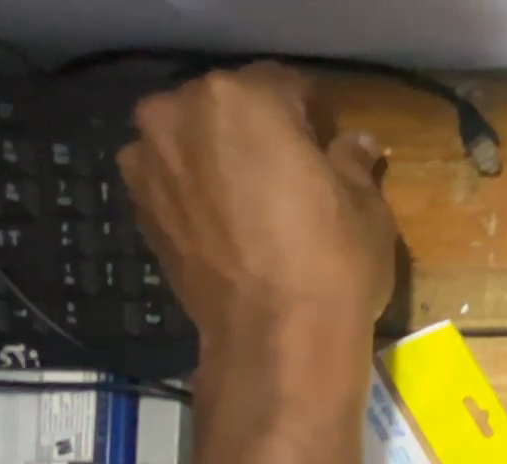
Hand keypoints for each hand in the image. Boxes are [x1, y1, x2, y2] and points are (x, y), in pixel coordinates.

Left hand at [117, 63, 396, 385]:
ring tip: (267, 207)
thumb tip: (355, 145)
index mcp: (243, 101)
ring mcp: (149, 157)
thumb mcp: (368, 211)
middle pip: (231, 107)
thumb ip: (353, 165)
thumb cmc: (336, 263)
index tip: (337, 146)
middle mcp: (180, 112)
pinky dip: (205, 192)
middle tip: (303, 177)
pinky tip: (240, 230)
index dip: (317, 115)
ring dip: (229, 161)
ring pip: (198, 141)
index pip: (286, 85)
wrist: (277, 335)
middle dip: (266, 134)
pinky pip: (179, 179)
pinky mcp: (138, 202)